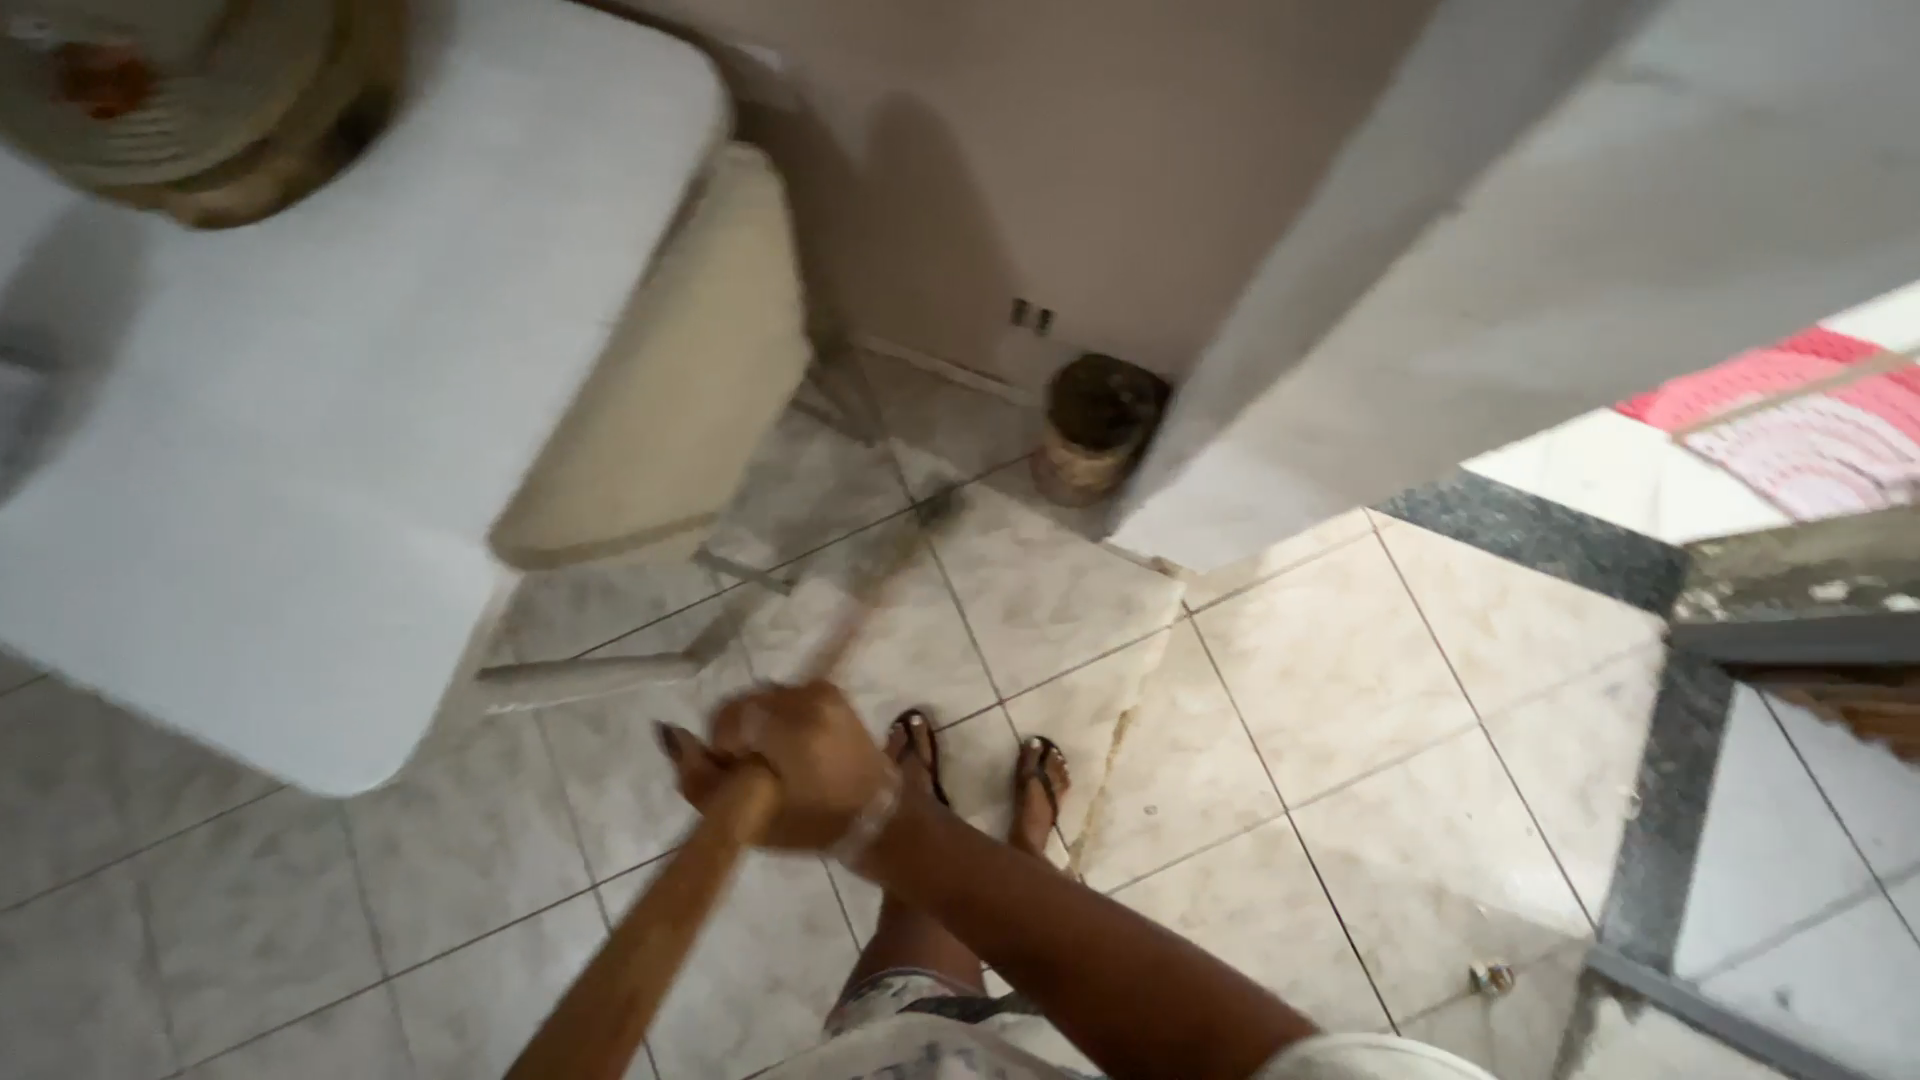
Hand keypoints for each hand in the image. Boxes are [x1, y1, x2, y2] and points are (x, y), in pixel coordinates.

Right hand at [656, 680, 895, 851]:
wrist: (878, 815)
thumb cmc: (813, 824)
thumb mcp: (749, 815)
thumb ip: (700, 779)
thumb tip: (668, 734)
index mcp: (791, 727)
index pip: (726, 719)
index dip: (723, 749)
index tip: (739, 777)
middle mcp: (807, 697)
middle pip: (744, 704)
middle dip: (738, 735)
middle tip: (754, 772)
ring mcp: (822, 690)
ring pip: (763, 699)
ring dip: (758, 725)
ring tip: (776, 762)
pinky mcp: (832, 691)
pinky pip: (786, 698)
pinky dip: (779, 718)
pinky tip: (792, 748)